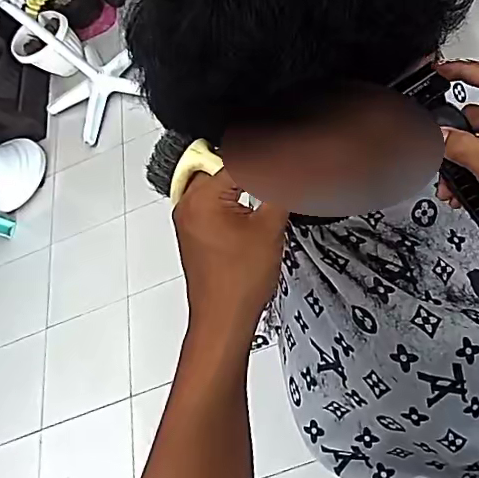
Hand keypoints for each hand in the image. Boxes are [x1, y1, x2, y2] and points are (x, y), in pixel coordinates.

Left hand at [175, 169, 289, 337]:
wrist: (224, 318)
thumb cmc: (239, 282)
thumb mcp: (270, 227)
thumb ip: (280, 189)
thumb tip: (290, 170)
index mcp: (202, 199)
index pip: (238, 160)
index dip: (267, 159)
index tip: (288, 163)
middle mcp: (188, 205)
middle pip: (223, 165)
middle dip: (252, 166)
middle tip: (277, 174)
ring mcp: (189, 219)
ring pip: (218, 182)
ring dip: (243, 181)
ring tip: (270, 189)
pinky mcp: (196, 231)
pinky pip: (213, 200)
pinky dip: (234, 197)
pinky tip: (255, 207)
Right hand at [432, 60, 478, 249]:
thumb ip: (460, 148)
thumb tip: (439, 135)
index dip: (463, 70)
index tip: (442, 71)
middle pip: (478, 115)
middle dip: (455, 133)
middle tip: (440, 149)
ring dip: (462, 158)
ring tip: (453, 180)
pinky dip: (473, 170)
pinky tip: (465, 191)